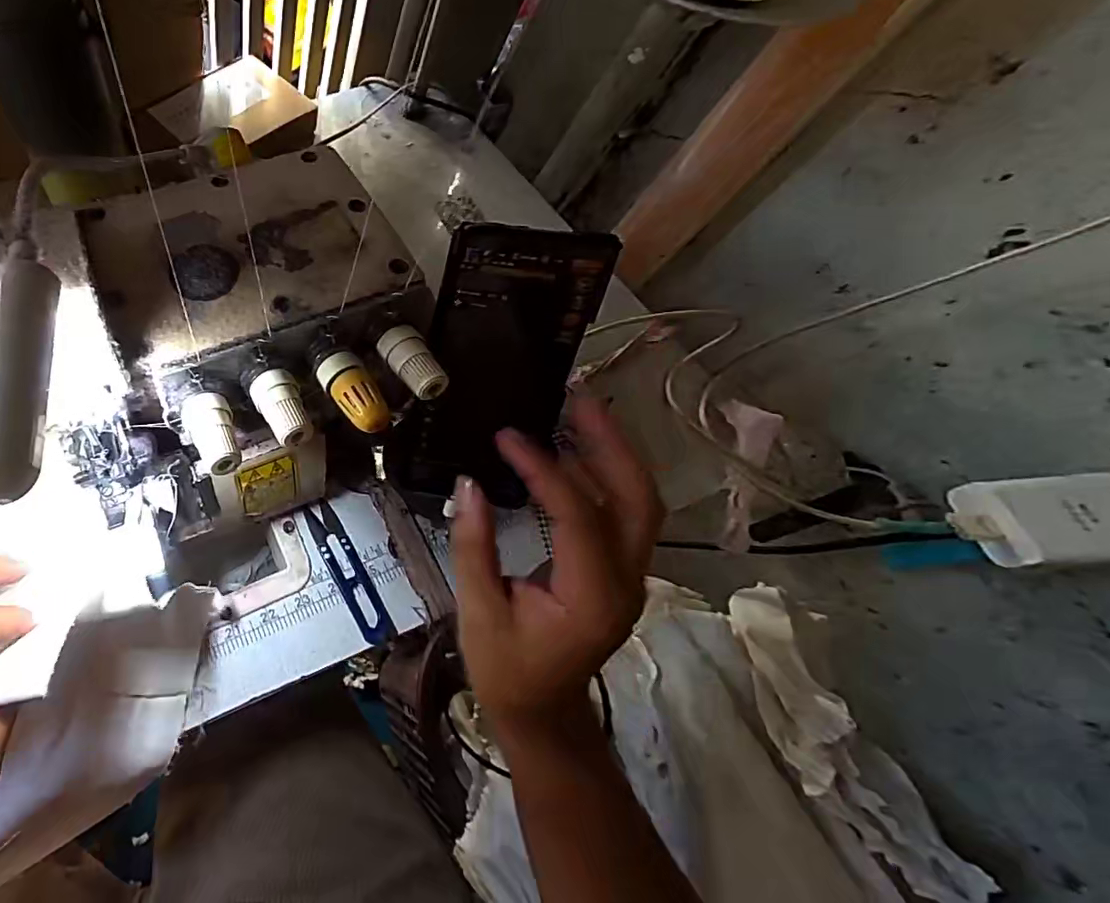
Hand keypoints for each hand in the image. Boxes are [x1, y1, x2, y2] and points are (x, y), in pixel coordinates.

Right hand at [450, 392, 661, 744]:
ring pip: (640, 501)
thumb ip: (474, 545)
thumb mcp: (477, 610)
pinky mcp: (620, 571)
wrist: (542, 712)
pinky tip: (573, 451)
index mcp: (591, 595)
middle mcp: (625, 580)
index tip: (508, 436)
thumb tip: (469, 483)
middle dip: (610, 442)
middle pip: (637, 497)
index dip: (545, 468)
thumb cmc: (507, 669)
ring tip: (577, 411)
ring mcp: (631, 576)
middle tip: (574, 397)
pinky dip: (604, 474)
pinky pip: (623, 512)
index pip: (578, 514)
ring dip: (613, 451)